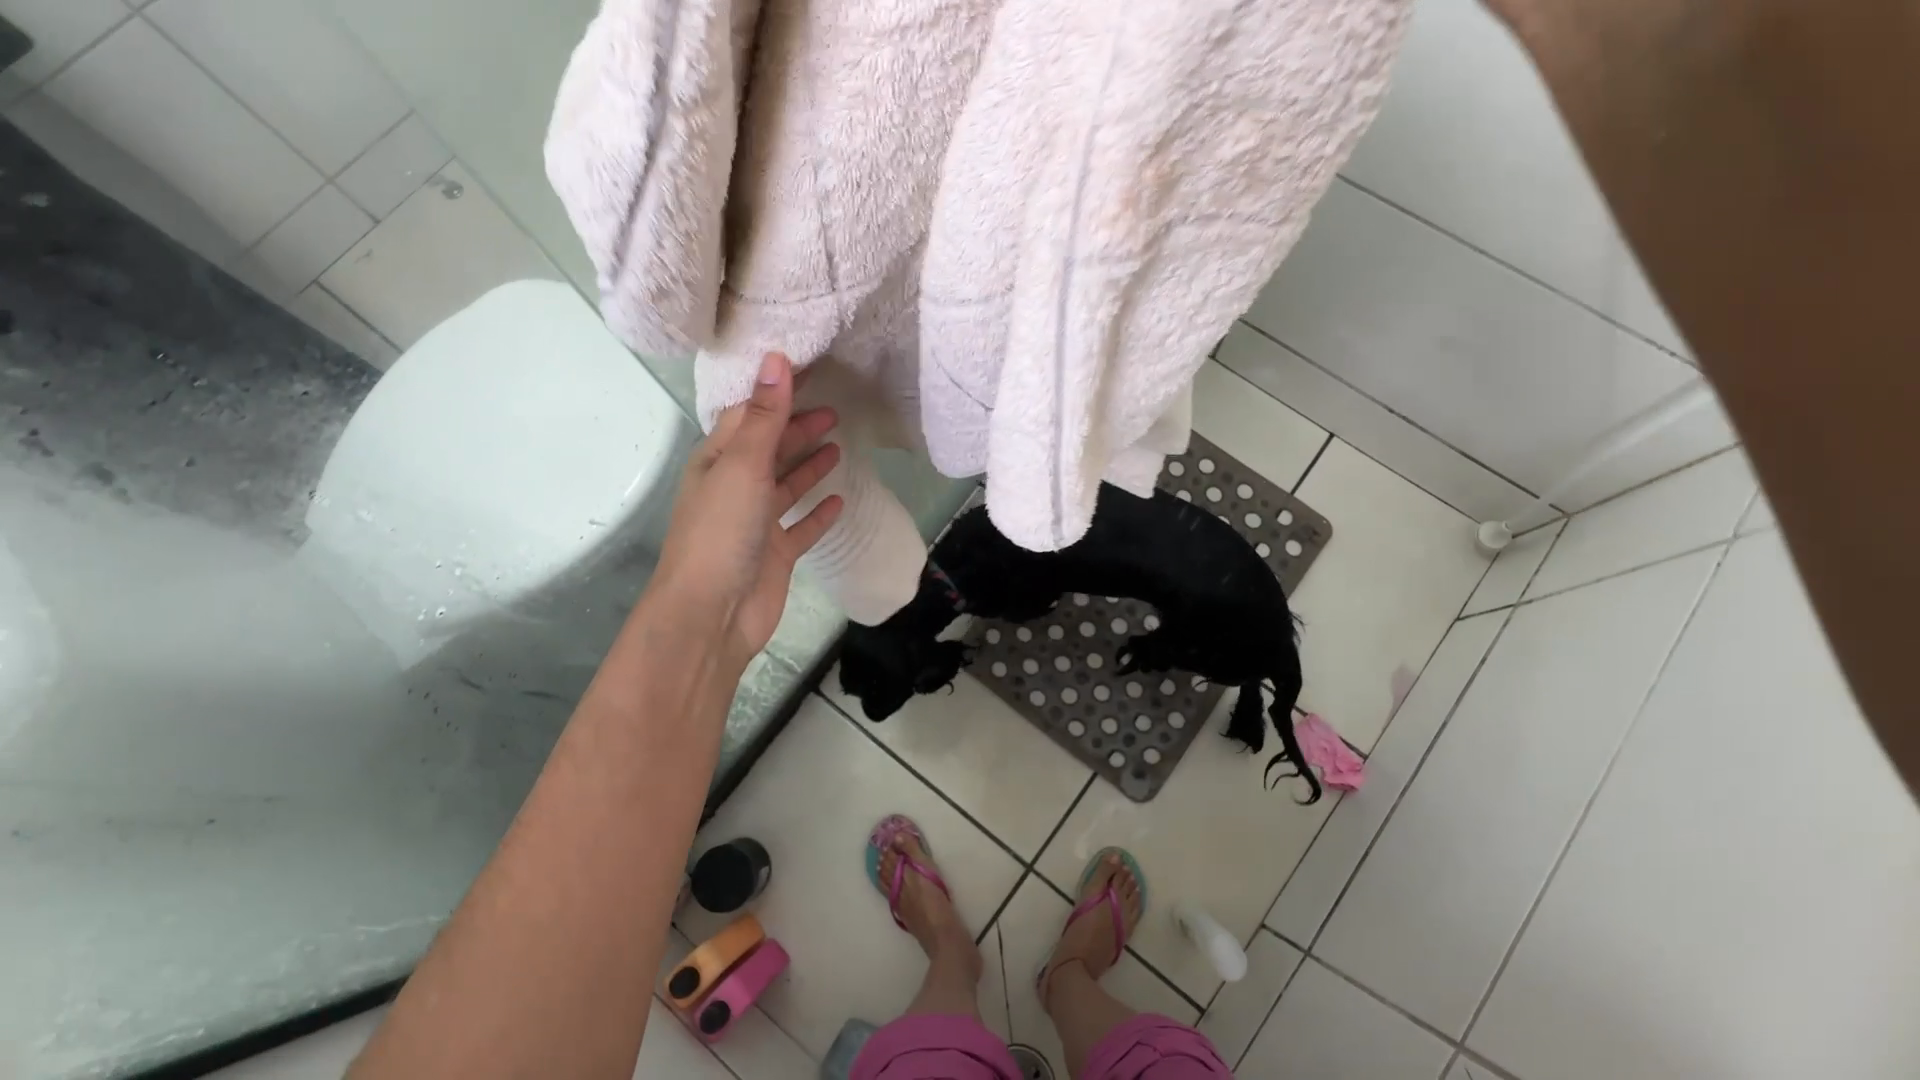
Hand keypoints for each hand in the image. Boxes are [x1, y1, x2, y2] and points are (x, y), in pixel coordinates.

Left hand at [650, 352, 843, 671]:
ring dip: (808, 465)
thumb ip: (765, 416)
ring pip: (785, 485)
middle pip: (769, 449)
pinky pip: (800, 527)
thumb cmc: (721, 532)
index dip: (776, 395)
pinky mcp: (775, 555)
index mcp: (717, 461)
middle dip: (797, 428)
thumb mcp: (743, 465)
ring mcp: (755, 524)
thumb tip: (777, 358)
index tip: (812, 374)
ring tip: (839, 446)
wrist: (711, 614)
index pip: (748, 416)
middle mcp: (734, 488)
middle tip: (835, 412)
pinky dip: (817, 513)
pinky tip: (839, 502)